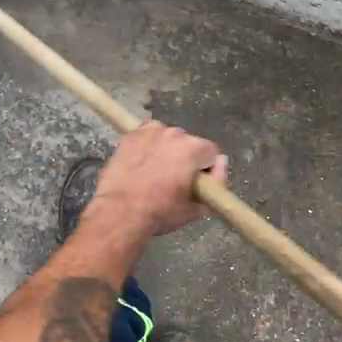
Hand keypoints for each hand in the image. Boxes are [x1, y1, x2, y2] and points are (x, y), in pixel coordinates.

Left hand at [87, 121, 226, 237]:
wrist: (120, 210)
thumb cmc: (161, 211)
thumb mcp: (197, 208)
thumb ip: (217, 184)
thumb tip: (220, 165)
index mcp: (193, 148)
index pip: (212, 153)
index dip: (208, 170)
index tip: (197, 185)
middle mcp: (174, 133)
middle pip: (188, 144)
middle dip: (186, 159)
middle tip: (175, 180)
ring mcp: (150, 131)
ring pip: (167, 138)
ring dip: (167, 150)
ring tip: (156, 172)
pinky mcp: (131, 134)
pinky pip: (147, 136)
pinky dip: (148, 145)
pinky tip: (142, 162)